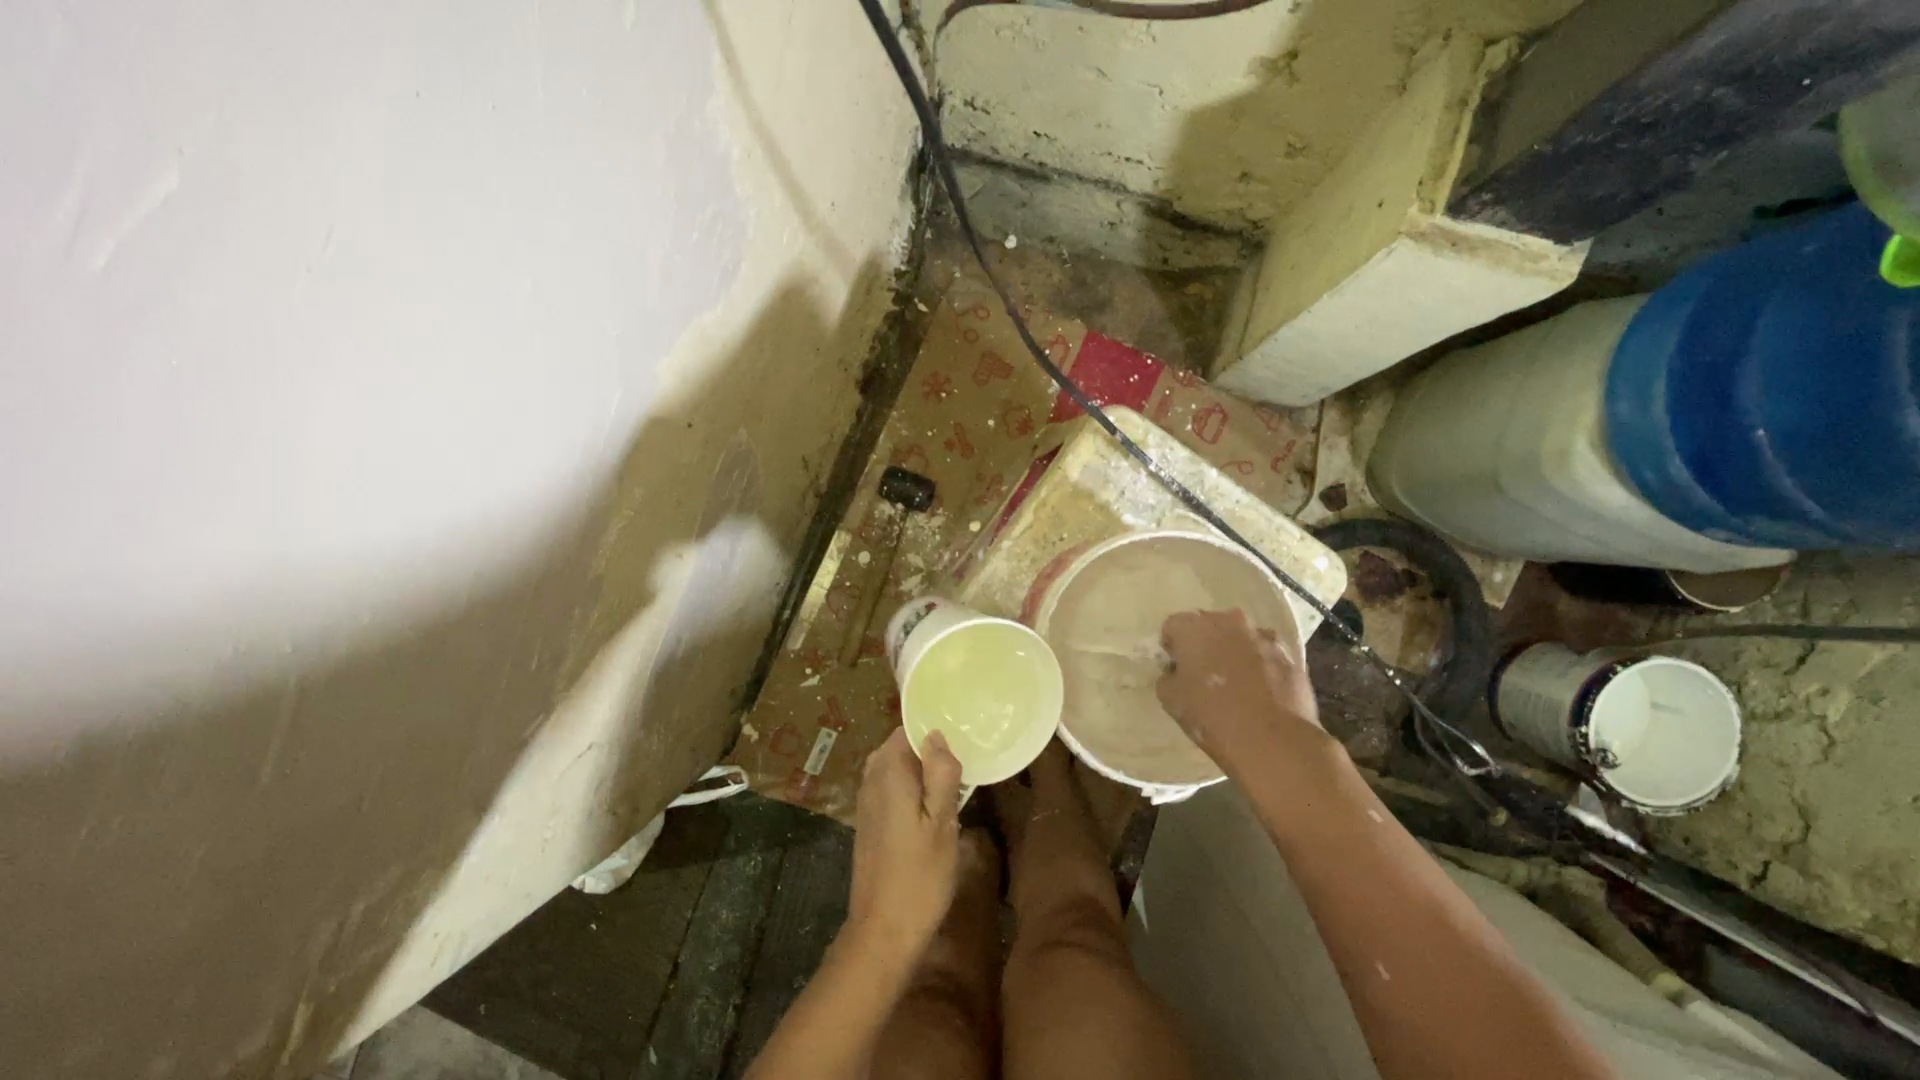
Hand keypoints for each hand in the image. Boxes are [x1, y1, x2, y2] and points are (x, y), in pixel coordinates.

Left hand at [845, 727, 963, 963]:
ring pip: (899, 769)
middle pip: (903, 747)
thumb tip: (937, 734)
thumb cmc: (920, 876)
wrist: (883, 931)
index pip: (909, 729)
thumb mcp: (942, 822)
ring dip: (925, 773)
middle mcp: (872, 780)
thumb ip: (940, 773)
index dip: (936, 729)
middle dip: (932, 751)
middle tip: (967, 764)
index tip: (965, 737)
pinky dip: (914, 791)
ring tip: (958, 784)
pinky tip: (937, 809)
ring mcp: (867, 802)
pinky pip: (893, 789)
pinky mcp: (870, 822)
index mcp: (889, 772)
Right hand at [1157, 609, 1320, 755]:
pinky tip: (1260, 692)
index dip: (1172, 647)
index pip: (1174, 626)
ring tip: (1236, 684)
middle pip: (1209, 625)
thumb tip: (1177, 672)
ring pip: (1240, 637)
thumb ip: (1168, 677)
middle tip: (1203, 675)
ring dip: (1234, 652)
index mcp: (1194, 628)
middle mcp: (1229, 621)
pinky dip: (1260, 665)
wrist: (1271, 738)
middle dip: (1204, 645)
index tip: (1176, 669)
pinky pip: (1266, 653)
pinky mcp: (1289, 654)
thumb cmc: (1211, 716)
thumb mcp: (1171, 700)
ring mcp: (1263, 636)